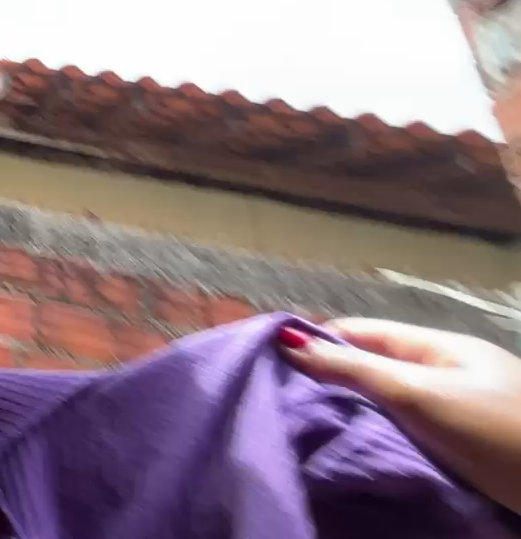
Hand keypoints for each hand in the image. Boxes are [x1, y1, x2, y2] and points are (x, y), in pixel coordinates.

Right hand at [283, 318, 520, 513]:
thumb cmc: (501, 434)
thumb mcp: (417, 395)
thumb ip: (348, 366)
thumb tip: (281, 338)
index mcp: (440, 346)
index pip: (356, 331)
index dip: (315, 343)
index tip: (279, 366)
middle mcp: (451, 370)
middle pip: (371, 365)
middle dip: (334, 380)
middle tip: (296, 400)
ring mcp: (465, 408)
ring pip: (390, 399)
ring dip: (360, 411)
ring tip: (327, 425)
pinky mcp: (476, 446)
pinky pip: (412, 428)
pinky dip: (387, 434)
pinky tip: (368, 445)